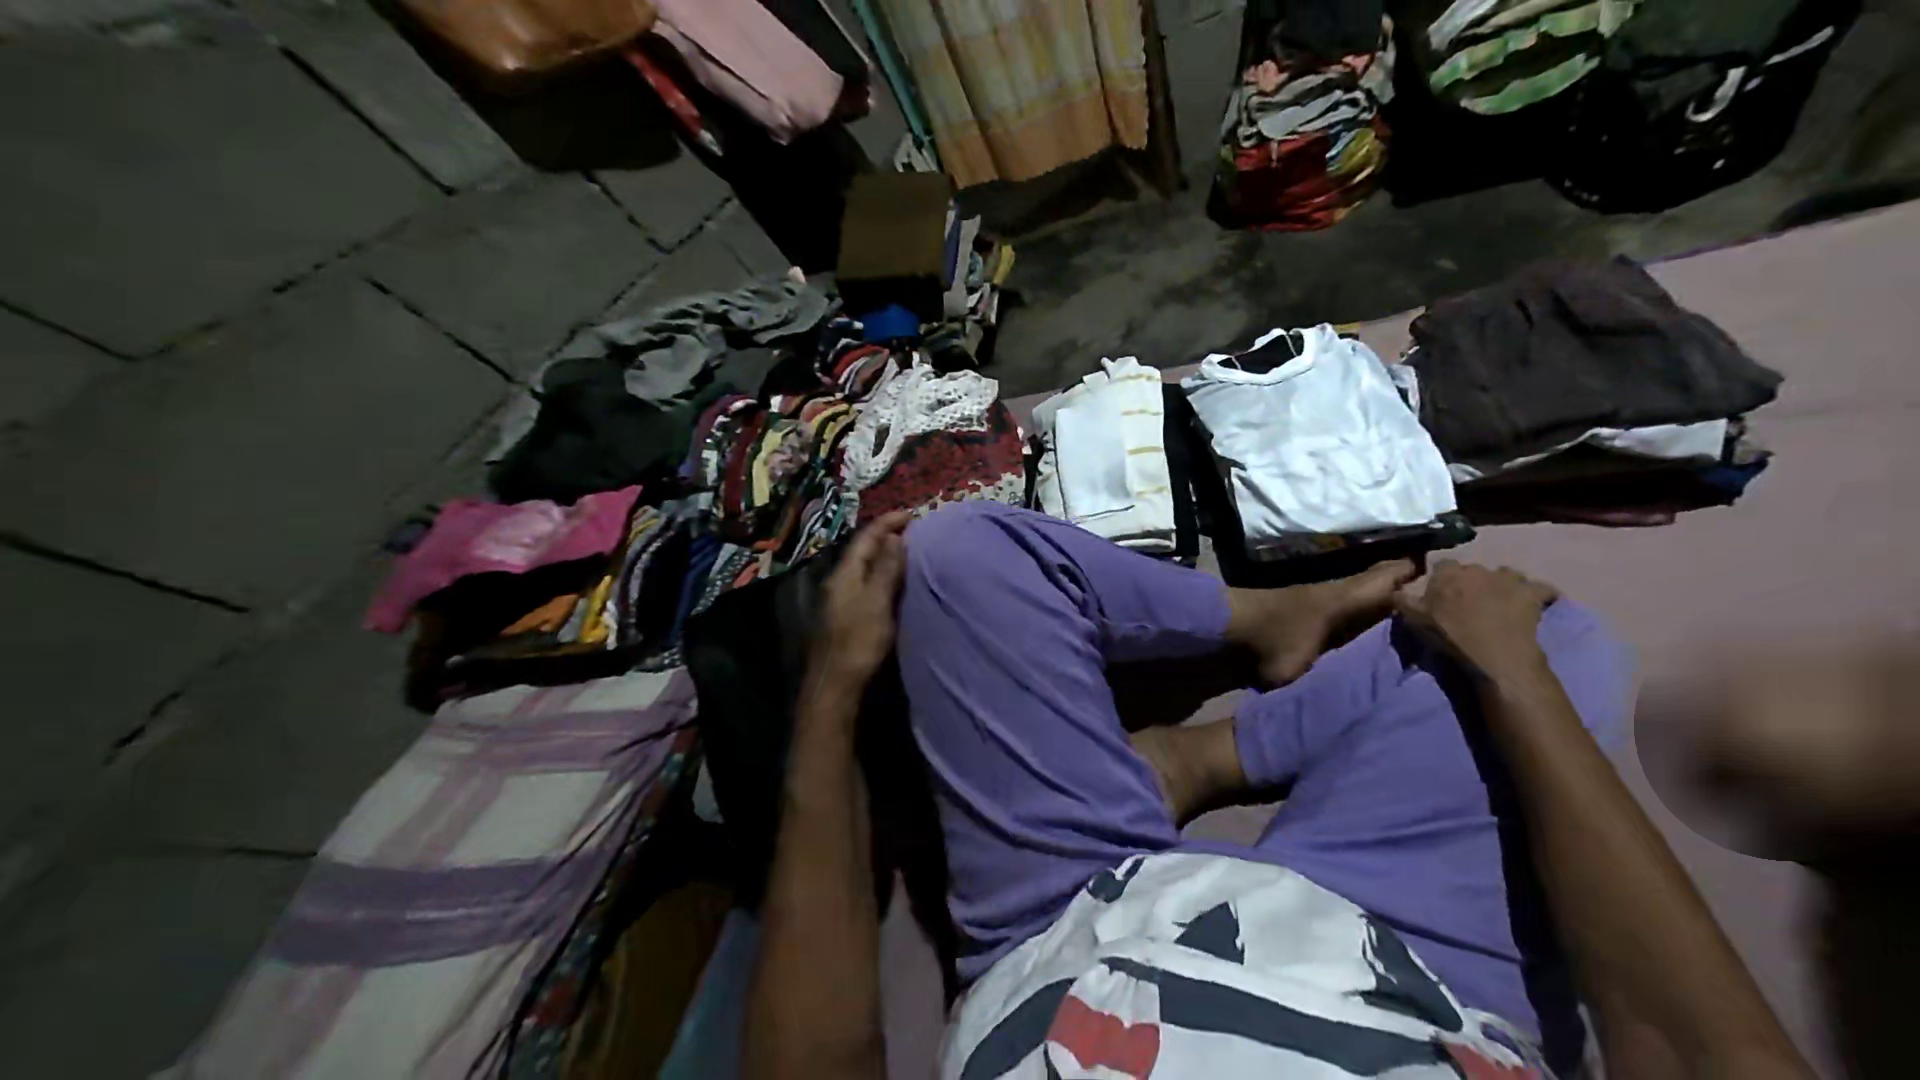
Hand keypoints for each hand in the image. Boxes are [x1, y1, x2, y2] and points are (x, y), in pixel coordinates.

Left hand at [811, 511, 911, 687]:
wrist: (836, 684)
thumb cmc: (858, 641)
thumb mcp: (876, 601)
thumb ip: (885, 569)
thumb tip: (894, 537)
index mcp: (845, 573)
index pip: (866, 537)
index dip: (888, 522)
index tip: (913, 514)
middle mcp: (841, 581)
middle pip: (864, 550)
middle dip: (888, 536)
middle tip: (916, 531)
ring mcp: (843, 598)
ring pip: (866, 567)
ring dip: (887, 555)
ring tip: (912, 551)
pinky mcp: (849, 615)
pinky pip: (869, 583)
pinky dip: (884, 574)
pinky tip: (898, 580)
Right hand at [1393, 560, 1556, 684]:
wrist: (1493, 656)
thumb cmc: (1449, 636)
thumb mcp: (1414, 619)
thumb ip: (1402, 600)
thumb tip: (1394, 589)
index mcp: (1448, 573)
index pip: (1442, 565)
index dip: (1441, 578)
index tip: (1440, 593)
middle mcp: (1479, 569)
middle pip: (1474, 569)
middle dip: (1472, 580)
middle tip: (1469, 601)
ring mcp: (1510, 579)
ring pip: (1507, 574)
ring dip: (1503, 583)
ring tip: (1500, 601)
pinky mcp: (1534, 594)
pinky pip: (1542, 588)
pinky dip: (1540, 594)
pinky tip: (1537, 602)